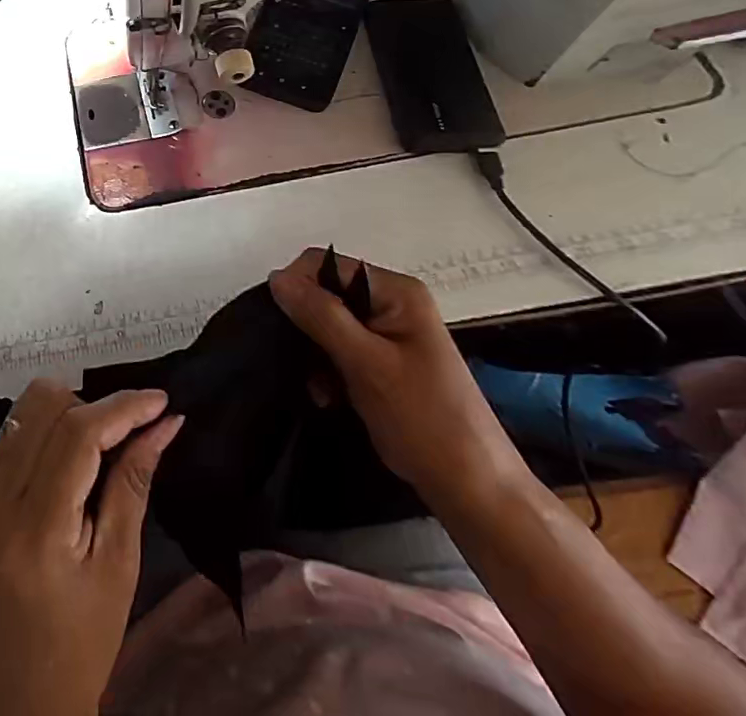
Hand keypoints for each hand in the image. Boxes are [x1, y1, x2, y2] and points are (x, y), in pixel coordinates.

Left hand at [0, 380, 182, 715]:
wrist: (24, 690)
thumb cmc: (85, 635)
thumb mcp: (120, 562)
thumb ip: (134, 482)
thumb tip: (164, 423)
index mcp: (36, 528)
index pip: (77, 436)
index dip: (122, 407)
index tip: (161, 401)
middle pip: (45, 409)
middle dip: (97, 406)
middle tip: (133, 429)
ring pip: (26, 412)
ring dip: (72, 410)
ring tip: (107, 440)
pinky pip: (15, 434)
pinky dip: (50, 427)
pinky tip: (77, 452)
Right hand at [269, 248, 526, 510]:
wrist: (468, 480)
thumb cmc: (423, 418)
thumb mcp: (367, 364)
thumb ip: (322, 316)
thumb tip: (277, 278)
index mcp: (396, 292)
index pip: (328, 265)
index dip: (298, 288)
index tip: (281, 328)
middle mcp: (392, 303)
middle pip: (328, 295)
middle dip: (306, 327)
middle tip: (303, 366)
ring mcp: (388, 334)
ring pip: (328, 327)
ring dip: (316, 356)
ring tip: (320, 390)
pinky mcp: (382, 362)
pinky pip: (339, 352)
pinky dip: (327, 372)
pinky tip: (329, 398)